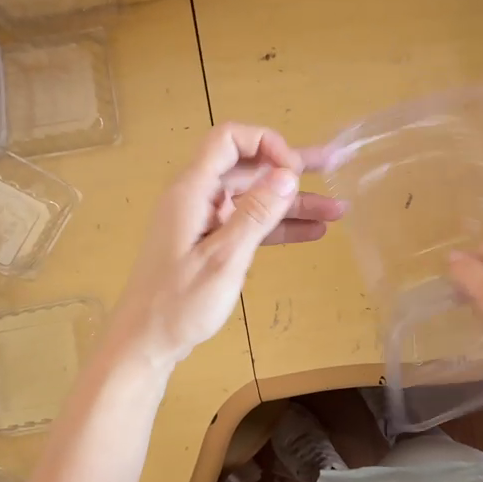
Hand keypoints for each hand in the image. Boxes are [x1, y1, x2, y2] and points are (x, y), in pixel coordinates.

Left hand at [109, 123, 342, 367]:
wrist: (145, 342)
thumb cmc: (179, 303)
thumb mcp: (225, 259)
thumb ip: (256, 214)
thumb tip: (288, 174)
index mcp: (193, 191)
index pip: (229, 140)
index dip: (266, 144)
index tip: (295, 171)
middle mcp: (198, 197)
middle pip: (248, 167)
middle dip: (292, 168)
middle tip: (335, 166)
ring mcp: (204, 220)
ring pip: (254, 197)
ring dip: (293, 202)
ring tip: (337, 209)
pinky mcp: (210, 242)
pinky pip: (249, 223)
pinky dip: (278, 226)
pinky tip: (313, 232)